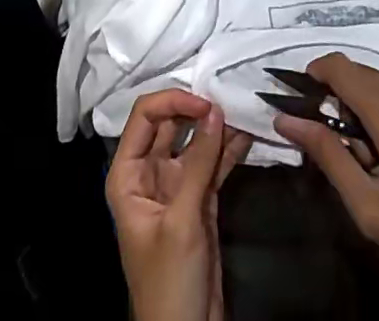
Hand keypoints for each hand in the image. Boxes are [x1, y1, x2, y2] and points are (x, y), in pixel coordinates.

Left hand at [107, 89, 253, 320]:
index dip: (173, 102)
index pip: (144, 117)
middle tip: (231, 98)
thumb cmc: (169, 280)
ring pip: (195, 141)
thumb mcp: (182, 220)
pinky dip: (230, 149)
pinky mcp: (200, 199)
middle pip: (170, 124)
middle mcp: (149, 173)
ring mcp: (176, 185)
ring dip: (218, 127)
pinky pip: (213, 163)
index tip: (206, 103)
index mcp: (128, 175)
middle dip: (198, 108)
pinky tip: (249, 134)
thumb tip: (214, 110)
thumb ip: (198, 163)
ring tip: (246, 109)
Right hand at [273, 54, 378, 320]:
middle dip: (340, 96)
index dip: (316, 73)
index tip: (300, 96)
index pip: (344, 69)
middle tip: (332, 139)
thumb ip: (329, 156)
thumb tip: (286, 119)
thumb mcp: (371, 210)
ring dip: (368, 104)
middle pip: (365, 75)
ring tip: (371, 154)